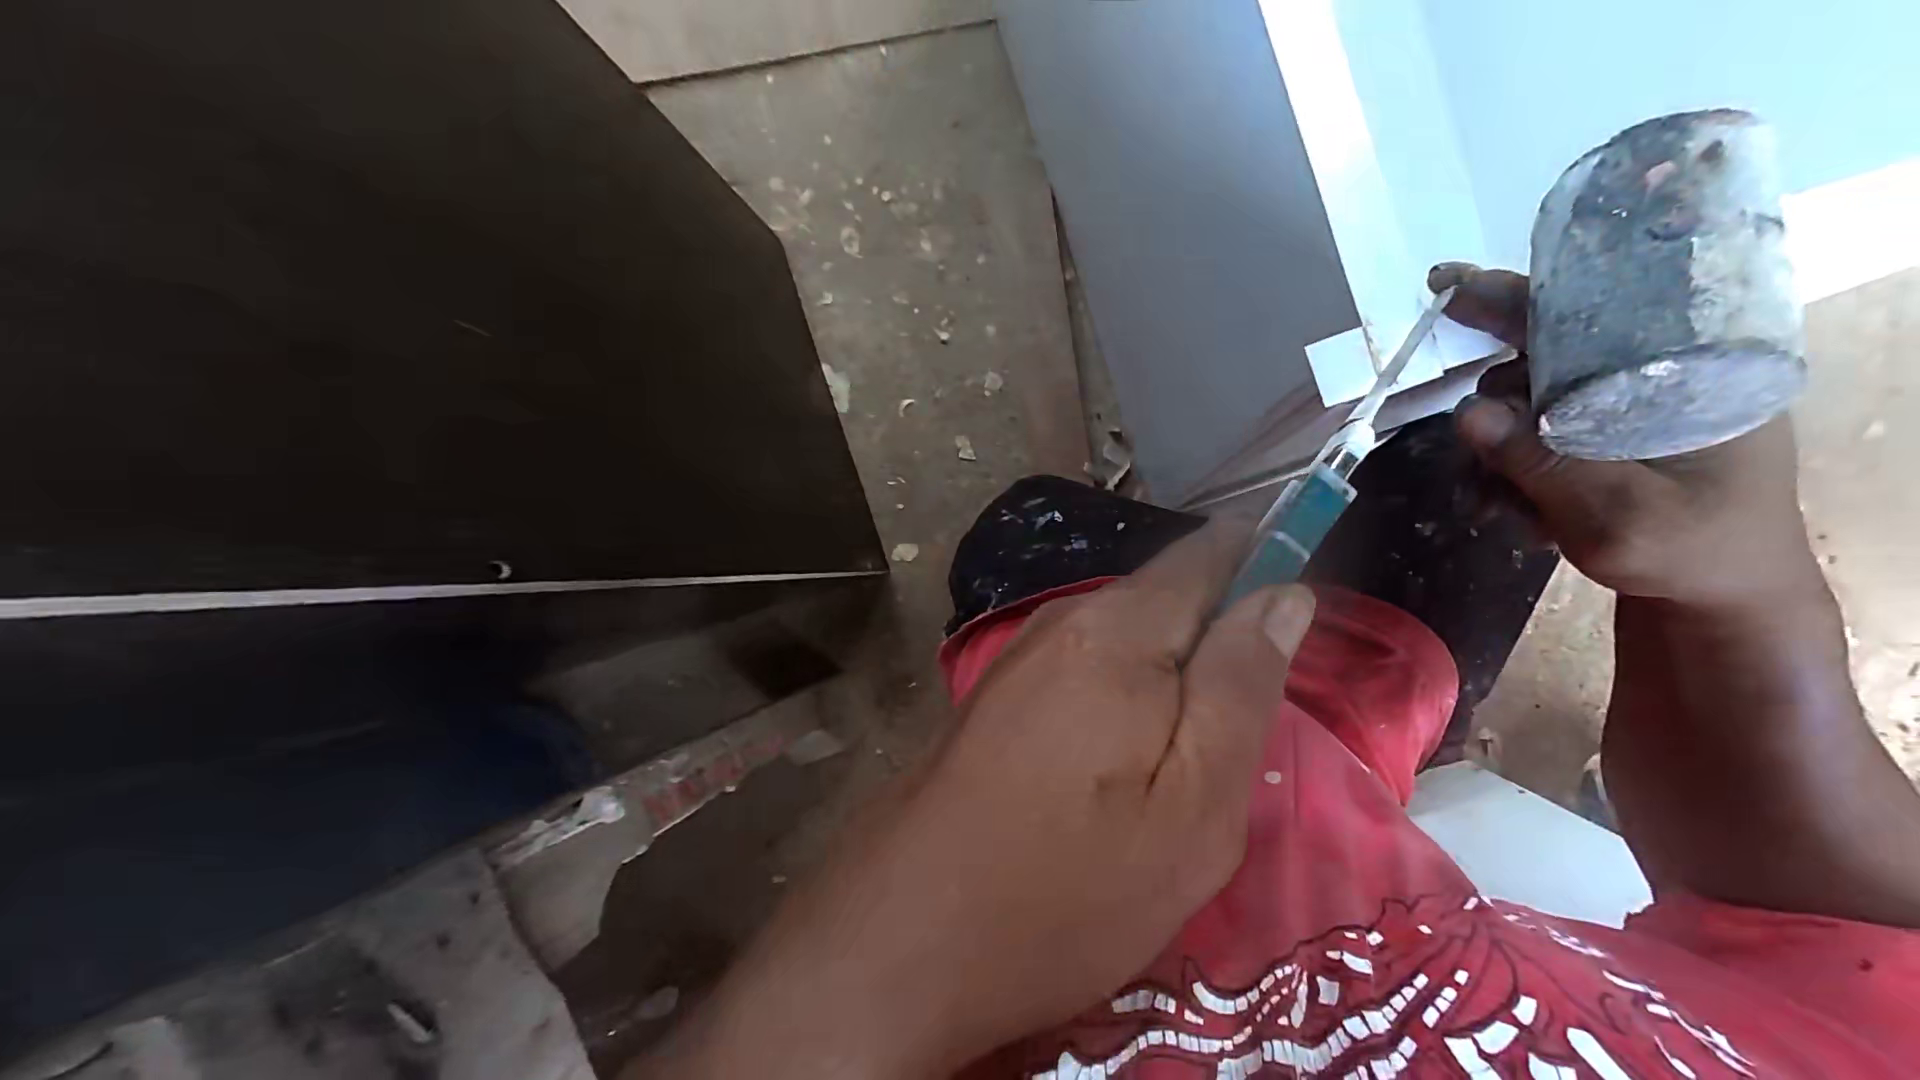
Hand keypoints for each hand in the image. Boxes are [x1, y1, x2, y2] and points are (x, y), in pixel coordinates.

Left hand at [630, 523, 1314, 1078]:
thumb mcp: (1193, 804)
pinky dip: (1123, 696)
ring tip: (1191, 750)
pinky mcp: (999, 696)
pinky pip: (1084, 669)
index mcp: (1117, 629)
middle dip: (1215, 634)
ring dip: (1167, 673)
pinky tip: (1123, 758)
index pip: (1206, 555)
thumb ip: (1241, 686)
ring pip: (1124, 637)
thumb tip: (1283, 596)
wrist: (910, 930)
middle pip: (1164, 596)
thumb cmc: (1069, 882)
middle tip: (1251, 715)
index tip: (1302, 598)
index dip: (1261, 560)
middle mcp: (1062, 621)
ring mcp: (1021, 657)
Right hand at [1431, 262, 1821, 607]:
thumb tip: (1467, 413)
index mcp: (1689, 370)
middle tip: (1472, 446)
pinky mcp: (1598, 439)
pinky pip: (1525, 435)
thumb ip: (1544, 463)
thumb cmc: (1690, 553)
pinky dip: (1502, 469)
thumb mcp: (1616, 516)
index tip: (1446, 288)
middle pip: (1545, 355)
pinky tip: (1506, 507)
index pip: (1594, 310)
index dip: (1516, 297)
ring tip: (1493, 502)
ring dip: (1493, 450)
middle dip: (1494, 401)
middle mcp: (1651, 376)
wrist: (1716, 598)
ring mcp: (1620, 409)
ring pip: (1523, 402)